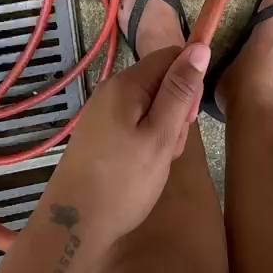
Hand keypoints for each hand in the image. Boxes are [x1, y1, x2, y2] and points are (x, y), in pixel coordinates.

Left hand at [39, 42, 209, 247]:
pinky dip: (145, 141)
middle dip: (175, 111)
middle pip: (160, 81)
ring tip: (155, 163)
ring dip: (162, 130)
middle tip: (170, 148)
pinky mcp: (98, 133)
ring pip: (149, 106)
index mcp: (126, 83)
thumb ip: (180, 90)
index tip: (189, 118)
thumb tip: (200, 46)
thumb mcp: (161, 135)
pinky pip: (133, 123)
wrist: (72, 226)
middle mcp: (111, 88)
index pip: (170, 56)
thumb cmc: (123, 181)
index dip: (188, 81)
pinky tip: (141, 167)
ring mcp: (102, 111)